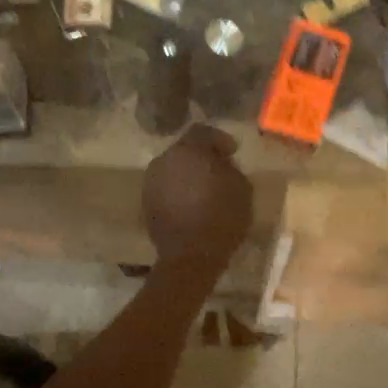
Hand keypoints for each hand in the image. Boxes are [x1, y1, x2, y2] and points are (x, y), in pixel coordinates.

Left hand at [143, 124, 252, 269]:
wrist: (191, 255)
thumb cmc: (222, 217)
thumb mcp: (241, 187)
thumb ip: (230, 167)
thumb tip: (220, 163)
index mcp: (188, 150)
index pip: (202, 131)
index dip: (219, 139)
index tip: (233, 152)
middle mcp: (164, 160)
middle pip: (185, 150)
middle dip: (202, 157)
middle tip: (219, 170)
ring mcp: (152, 182)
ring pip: (173, 169)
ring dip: (188, 174)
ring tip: (204, 189)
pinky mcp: (146, 202)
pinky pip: (166, 187)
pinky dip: (178, 190)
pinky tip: (191, 203)